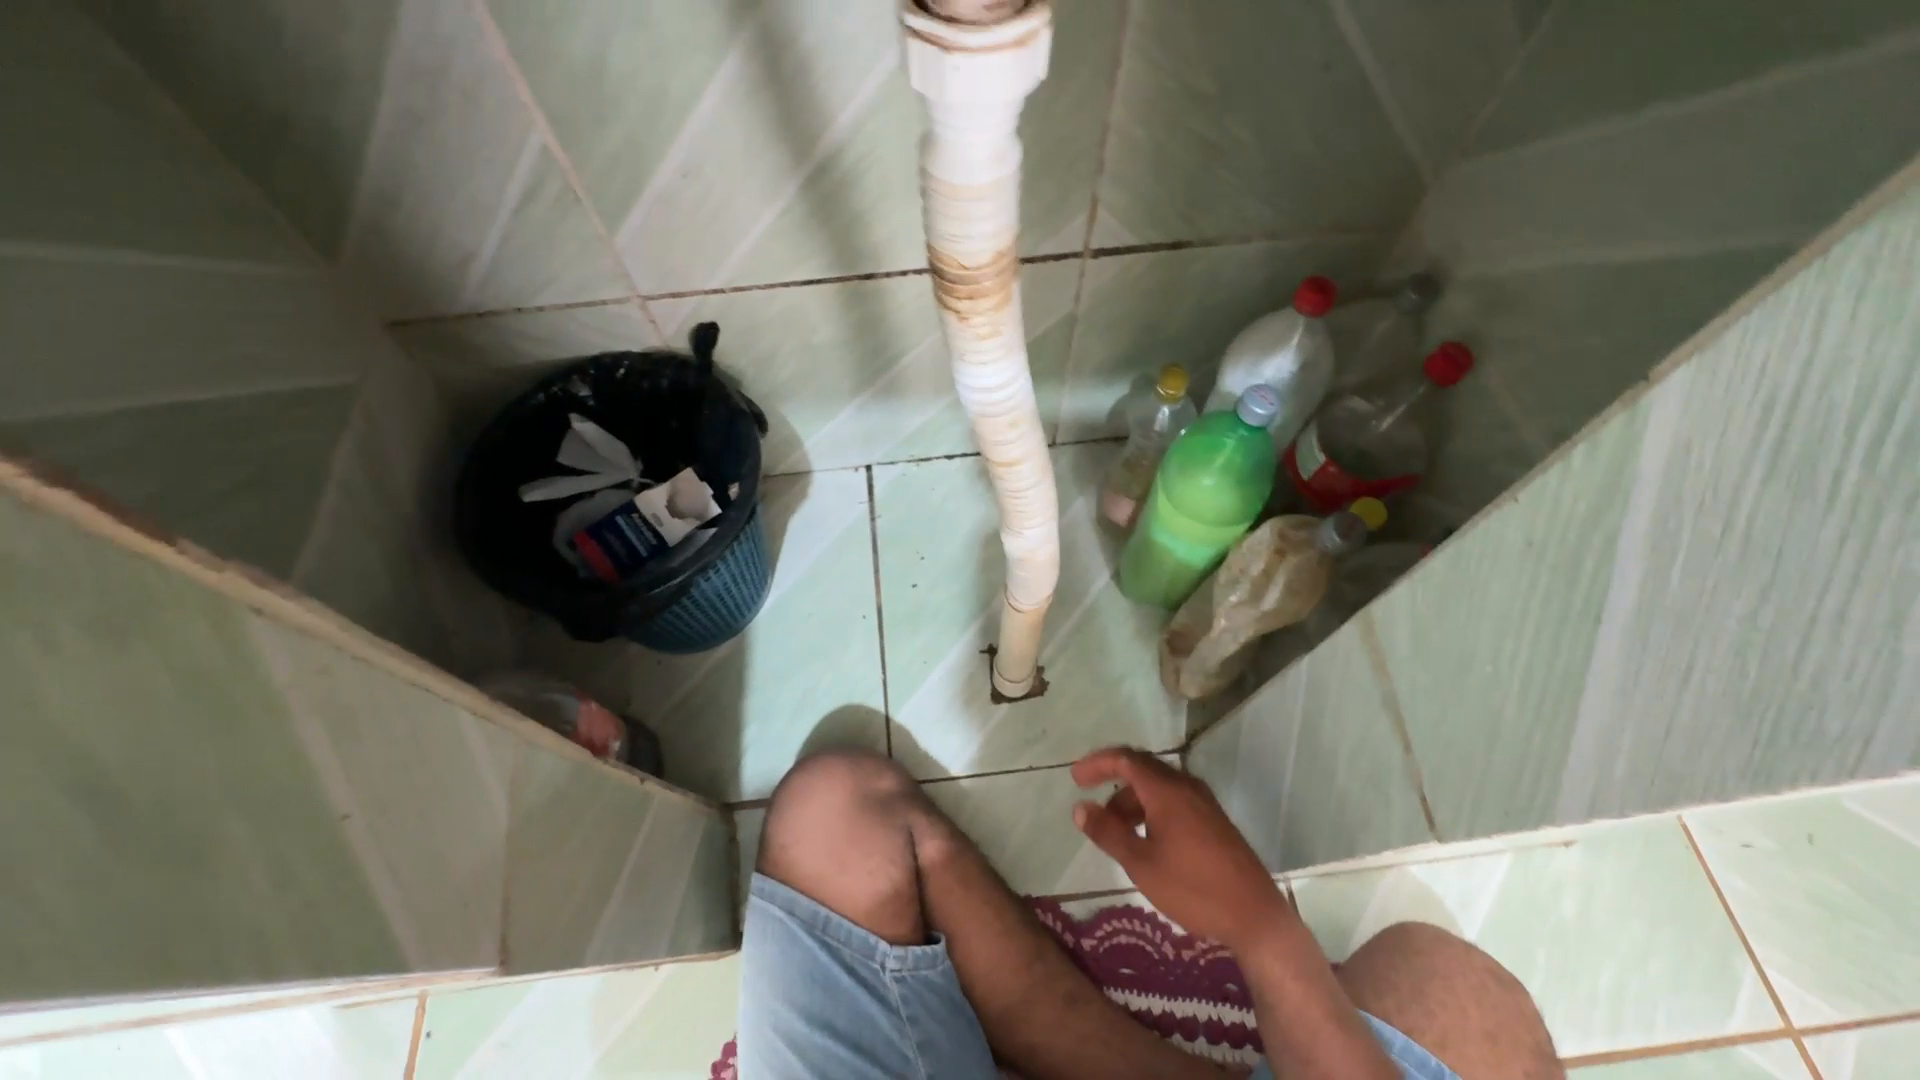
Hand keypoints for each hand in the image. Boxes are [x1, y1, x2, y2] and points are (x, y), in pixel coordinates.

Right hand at [1071, 747, 1291, 949]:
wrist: (1255, 915)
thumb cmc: (1192, 888)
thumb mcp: (1141, 864)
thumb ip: (1108, 832)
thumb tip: (1080, 808)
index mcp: (1167, 791)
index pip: (1126, 759)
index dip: (1097, 764)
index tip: (1075, 779)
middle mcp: (1187, 787)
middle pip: (1143, 769)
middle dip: (1113, 783)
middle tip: (1091, 806)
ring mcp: (1204, 803)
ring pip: (1159, 787)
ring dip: (1132, 801)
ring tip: (1115, 831)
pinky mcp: (1214, 820)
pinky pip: (1174, 800)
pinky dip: (1151, 809)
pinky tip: (1145, 838)